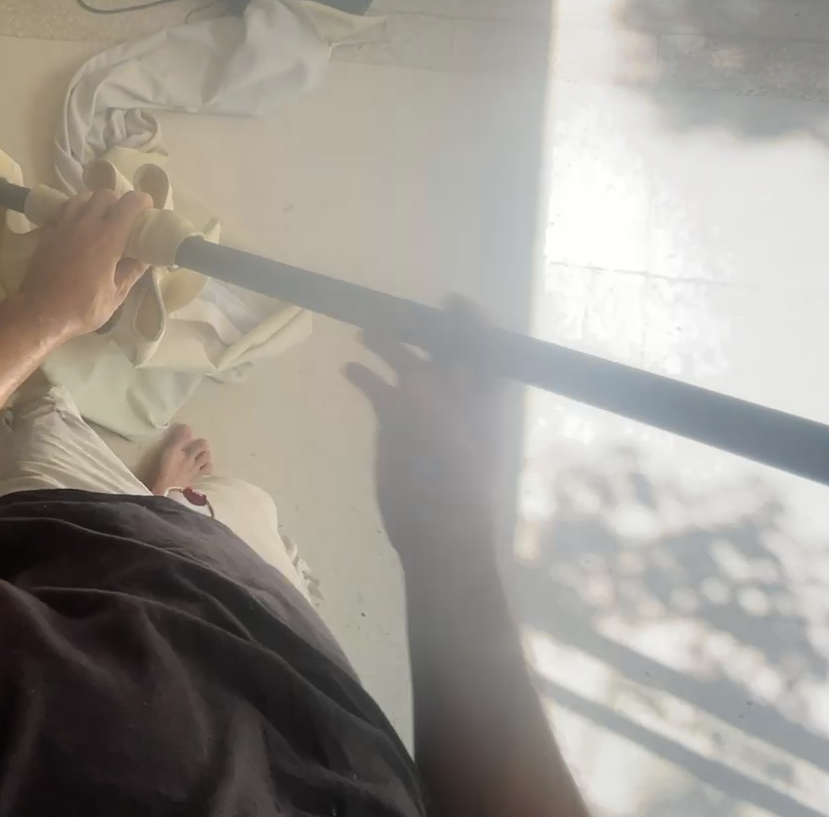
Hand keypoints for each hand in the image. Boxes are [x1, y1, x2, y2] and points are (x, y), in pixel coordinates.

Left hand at [7, 189, 152, 341]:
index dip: (142, 202)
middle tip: (123, 218)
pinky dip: (73, 211)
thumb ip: (132, 272)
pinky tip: (76, 227)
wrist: (39, 313)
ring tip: (99, 220)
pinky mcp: (47, 232)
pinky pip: (63, 210)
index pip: (129, 203)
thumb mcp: (115, 295)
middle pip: (105, 195)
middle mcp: (85, 223)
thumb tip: (145, 257)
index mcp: (108, 237)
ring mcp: (63, 225)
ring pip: (82, 198)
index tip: (146, 211)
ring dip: (94, 203)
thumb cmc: (81, 308)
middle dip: (117, 201)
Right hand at [343, 296, 506, 560]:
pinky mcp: (397, 429)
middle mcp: (454, 398)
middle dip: (419, 328)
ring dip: (387, 347)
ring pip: (407, 368)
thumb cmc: (451, 484)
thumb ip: (431, 398)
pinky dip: (366, 378)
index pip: (480, 349)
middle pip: (439, 352)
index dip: (469, 322)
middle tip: (391, 310)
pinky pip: (381, 393)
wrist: (436, 529)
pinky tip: (348, 369)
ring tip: (362, 331)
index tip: (448, 298)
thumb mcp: (444, 435)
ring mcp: (424, 412)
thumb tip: (412, 367)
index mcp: (479, 398)